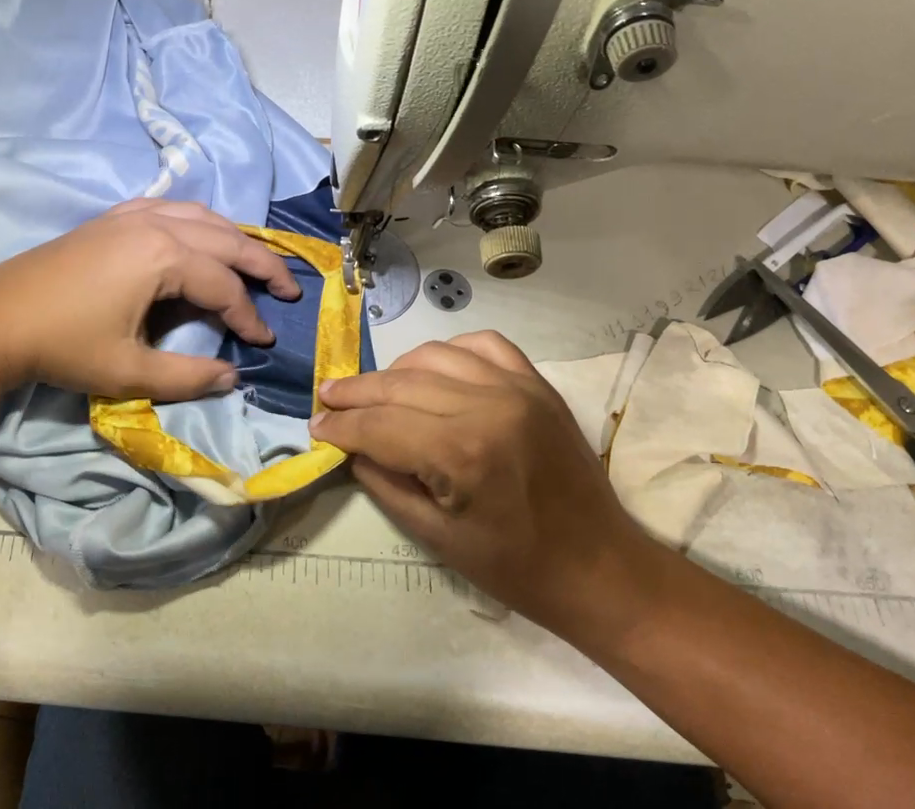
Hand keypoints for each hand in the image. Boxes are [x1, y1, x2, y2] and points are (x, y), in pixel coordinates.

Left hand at [0, 199, 299, 400]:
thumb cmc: (62, 345)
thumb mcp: (128, 371)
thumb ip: (188, 376)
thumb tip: (233, 378)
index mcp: (162, 257)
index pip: (224, 286)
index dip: (249, 315)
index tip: (264, 341)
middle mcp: (153, 225)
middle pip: (224, 239)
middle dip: (261, 264)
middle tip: (290, 288)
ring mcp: (129, 215)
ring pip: (199, 216)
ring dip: (232, 238)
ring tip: (253, 261)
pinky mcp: (110, 219)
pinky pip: (167, 208)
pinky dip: (195, 221)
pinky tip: (197, 235)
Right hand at [310, 331, 651, 628]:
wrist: (599, 568)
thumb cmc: (514, 568)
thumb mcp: (434, 537)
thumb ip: (384, 483)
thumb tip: (351, 447)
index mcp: (461, 453)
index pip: (379, 424)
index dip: (340, 426)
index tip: (315, 426)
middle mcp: (488, 406)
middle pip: (400, 384)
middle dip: (356, 393)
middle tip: (328, 399)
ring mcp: (518, 389)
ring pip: (435, 356)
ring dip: (396, 371)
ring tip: (374, 390)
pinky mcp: (538, 384)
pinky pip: (483, 346)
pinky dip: (449, 352)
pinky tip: (433, 371)